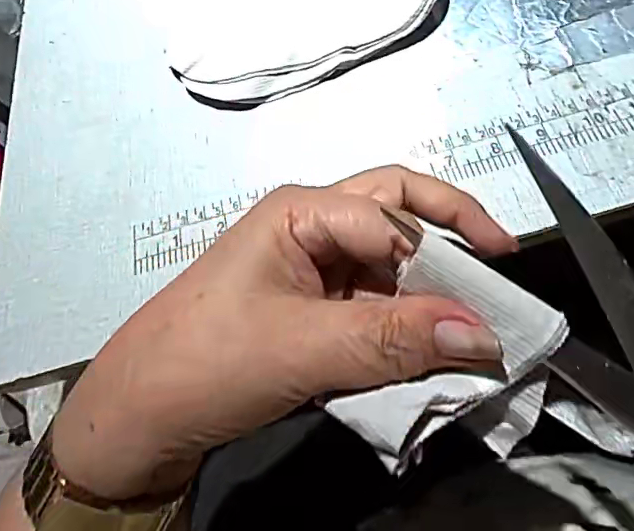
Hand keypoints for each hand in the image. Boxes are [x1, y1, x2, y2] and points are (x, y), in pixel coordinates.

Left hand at [47, 167, 517, 501]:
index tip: (486, 295)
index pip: (391, 211)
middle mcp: (314, 223)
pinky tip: (429, 338)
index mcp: (302, 209)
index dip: (443, 247)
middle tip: (499, 256)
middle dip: (450, 228)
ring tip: (471, 312)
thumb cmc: (201, 363)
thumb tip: (477, 334)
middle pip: (398, 209)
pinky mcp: (318, 302)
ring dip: (432, 281)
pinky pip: (378, 296)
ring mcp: (316, 263)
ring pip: (393, 256)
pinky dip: (408, 315)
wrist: (134, 424)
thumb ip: (393, 340)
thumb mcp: (303, 348)